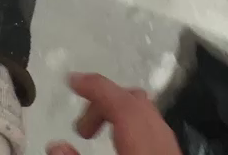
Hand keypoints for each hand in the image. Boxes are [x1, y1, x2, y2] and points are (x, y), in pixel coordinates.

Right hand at [45, 72, 180, 154]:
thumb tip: (55, 145)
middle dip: (104, 102)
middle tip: (81, 127)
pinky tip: (120, 145)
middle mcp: (160, 135)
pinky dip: (133, 126)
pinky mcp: (173, 153)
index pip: (118, 99)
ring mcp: (171, 145)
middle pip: (134, 100)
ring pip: (147, 113)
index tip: (70, 80)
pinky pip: (154, 128)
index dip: (93, 85)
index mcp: (141, 137)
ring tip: (95, 134)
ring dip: (119, 114)